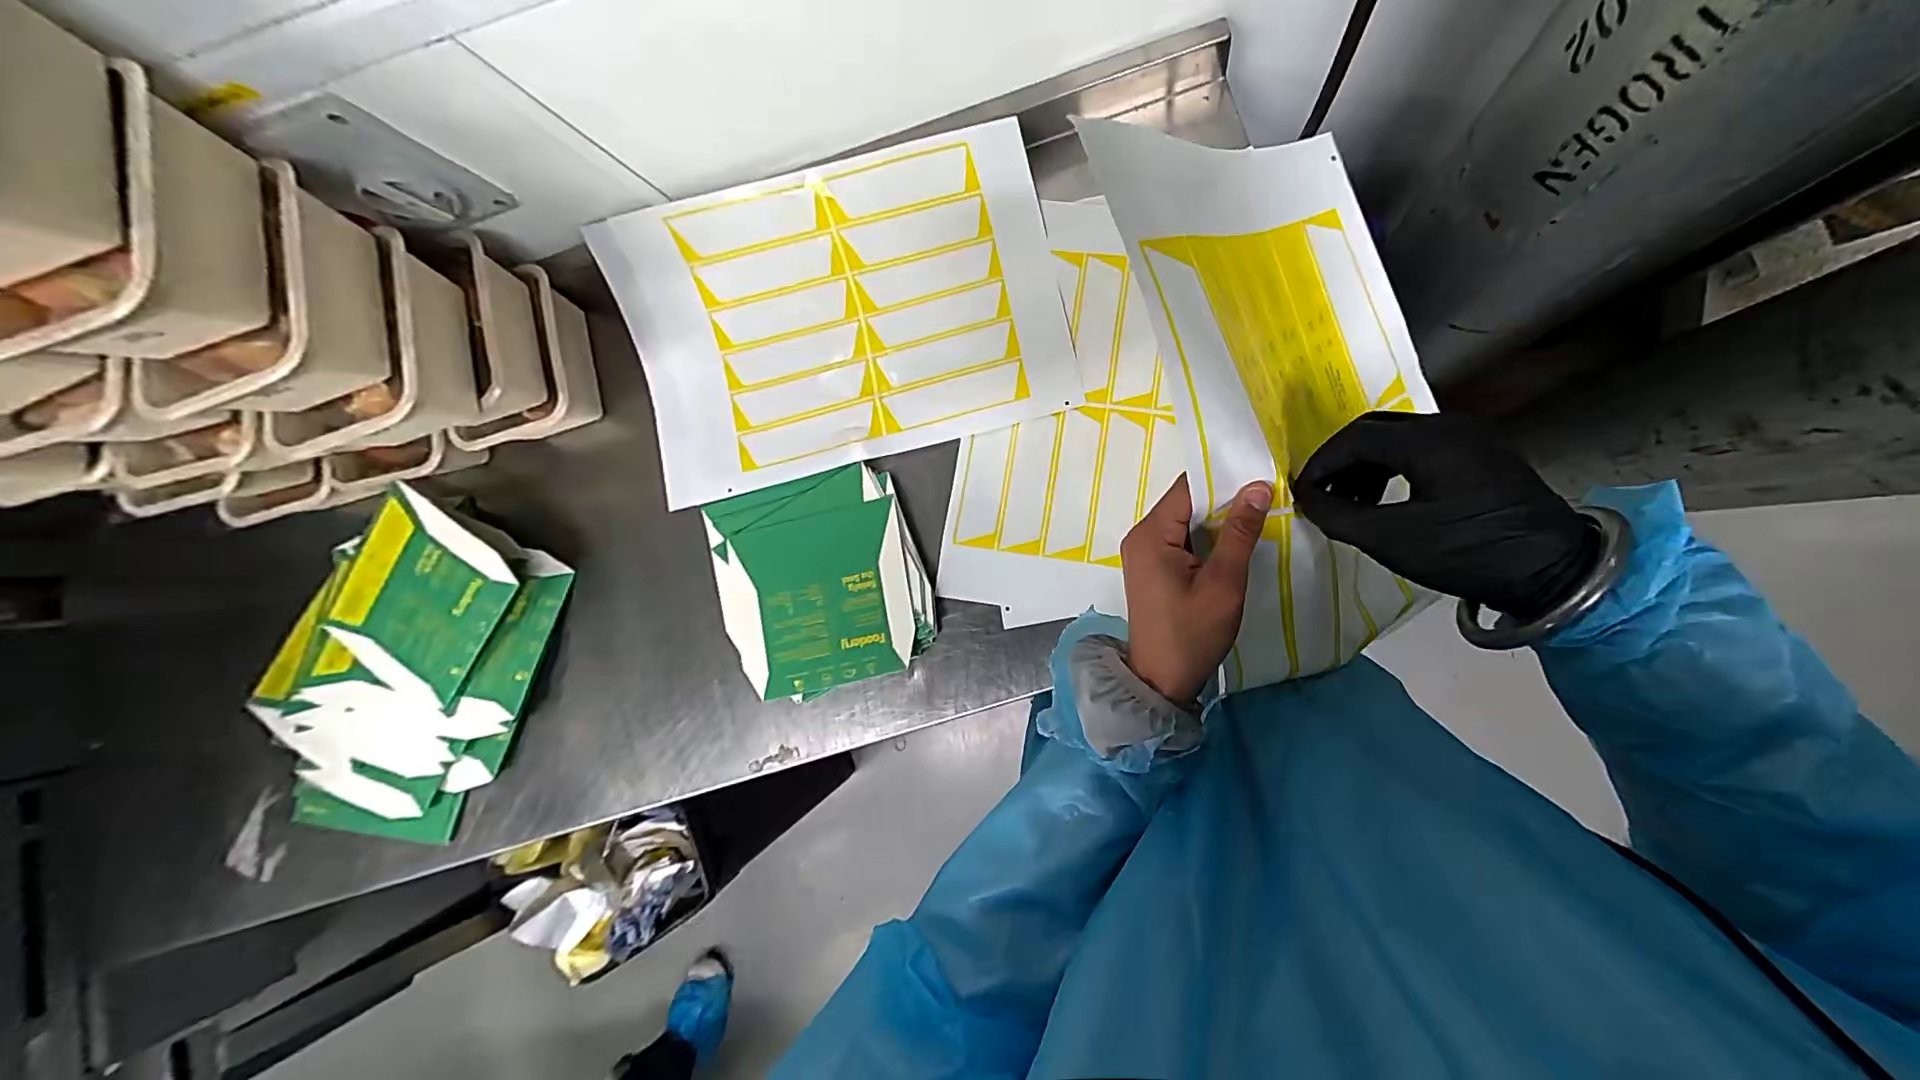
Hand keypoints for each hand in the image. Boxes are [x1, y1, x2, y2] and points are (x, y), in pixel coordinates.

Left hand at [1121, 474, 1271, 704]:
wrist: (1162, 678)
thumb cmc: (1191, 634)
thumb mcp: (1223, 582)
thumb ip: (1239, 532)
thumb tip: (1257, 487)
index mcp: (1150, 535)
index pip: (1187, 488)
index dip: (1223, 480)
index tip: (1260, 477)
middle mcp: (1140, 536)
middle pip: (1185, 501)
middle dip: (1223, 500)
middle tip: (1266, 498)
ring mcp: (1144, 552)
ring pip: (1185, 520)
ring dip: (1217, 520)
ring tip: (1257, 517)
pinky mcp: (1152, 566)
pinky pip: (1181, 538)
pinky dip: (1206, 538)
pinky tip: (1234, 542)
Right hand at [1293, 412, 1596, 619]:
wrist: (1553, 570)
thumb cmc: (1466, 552)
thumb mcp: (1389, 538)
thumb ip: (1337, 514)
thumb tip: (1308, 499)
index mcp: (1427, 441)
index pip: (1354, 438)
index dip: (1320, 464)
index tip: (1302, 492)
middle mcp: (1449, 427)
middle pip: (1374, 430)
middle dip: (1340, 460)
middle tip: (1320, 492)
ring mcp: (1470, 438)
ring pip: (1397, 438)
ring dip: (1364, 465)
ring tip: (1349, 500)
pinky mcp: (1482, 455)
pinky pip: (1421, 449)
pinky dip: (1391, 468)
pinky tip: (1383, 498)